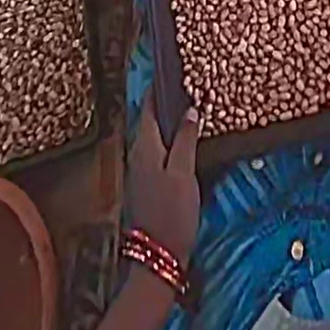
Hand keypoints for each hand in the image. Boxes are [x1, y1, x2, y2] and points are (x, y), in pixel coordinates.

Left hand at [128, 99, 200, 263]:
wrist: (158, 257)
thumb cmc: (171, 211)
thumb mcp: (184, 172)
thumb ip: (186, 139)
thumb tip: (190, 109)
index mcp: (145, 146)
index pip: (147, 109)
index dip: (157, 89)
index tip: (169, 72)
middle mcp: (139, 155)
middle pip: (150, 121)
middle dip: (165, 104)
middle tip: (186, 89)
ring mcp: (141, 172)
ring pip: (155, 137)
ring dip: (169, 124)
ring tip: (190, 111)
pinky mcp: (148, 185)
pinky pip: (158, 152)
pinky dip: (170, 141)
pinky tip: (186, 143)